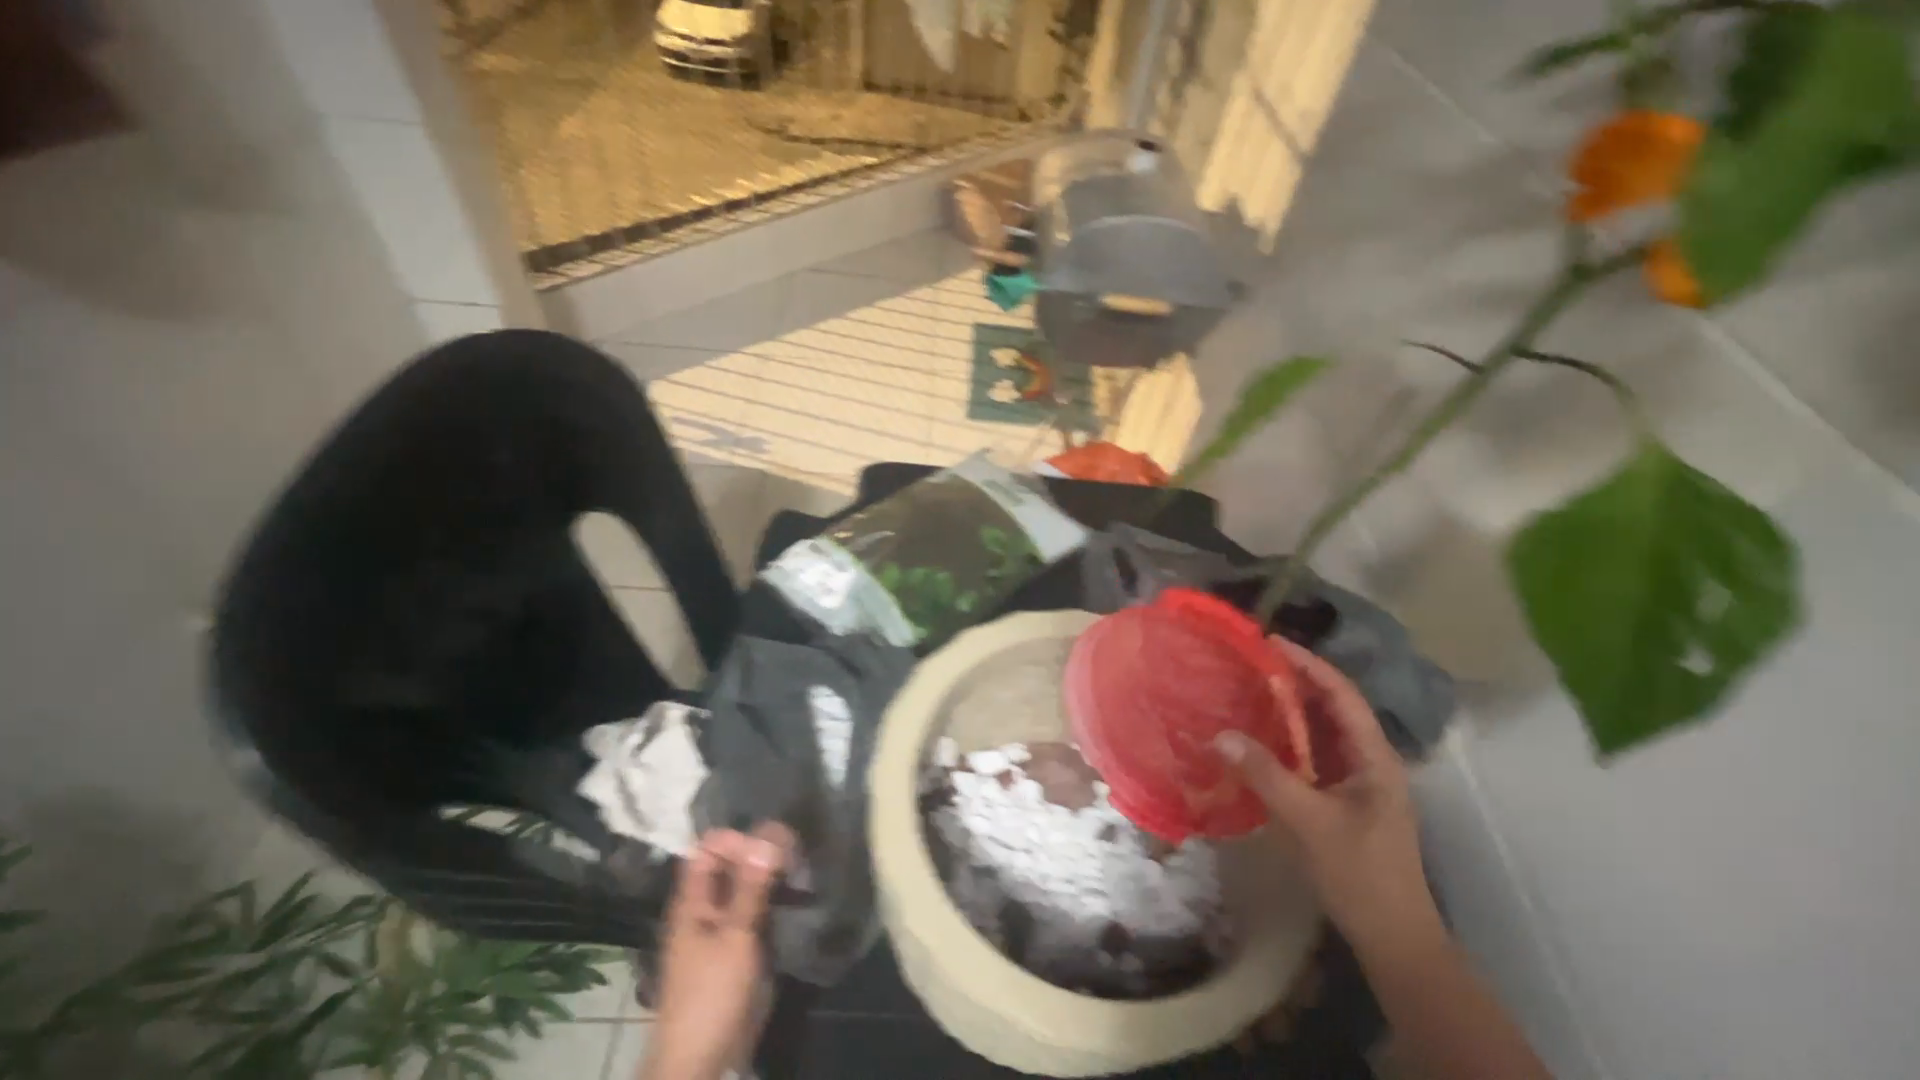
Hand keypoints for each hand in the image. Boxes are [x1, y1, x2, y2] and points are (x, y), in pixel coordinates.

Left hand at [643, 824, 790, 1079]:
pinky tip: (798, 901)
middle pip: (729, 868)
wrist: (700, 1057)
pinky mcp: (738, 953)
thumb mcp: (735, 936)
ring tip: (803, 871)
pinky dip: (774, 905)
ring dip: (770, 880)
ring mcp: (720, 933)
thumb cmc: (711, 993)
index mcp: (692, 902)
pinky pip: (755, 916)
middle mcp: (704, 911)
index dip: (738, 839)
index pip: (709, 850)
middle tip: (797, 852)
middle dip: (760, 856)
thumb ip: (751, 887)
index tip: (774, 841)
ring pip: (745, 892)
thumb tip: (766, 834)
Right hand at [1214, 640, 1440, 955]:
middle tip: (1250, 664)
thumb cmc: (1361, 875)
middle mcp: (1369, 761)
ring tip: (1248, 692)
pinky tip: (1259, 742)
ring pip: (1323, 734)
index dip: (1309, 664)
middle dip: (1296, 682)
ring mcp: (1358, 783)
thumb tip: (1220, 735)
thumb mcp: (1310, 822)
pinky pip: (1314, 760)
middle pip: (1333, 708)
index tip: (1271, 642)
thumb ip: (1267, 776)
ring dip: (1290, 713)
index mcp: (1375, 757)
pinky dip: (1288, 744)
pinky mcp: (1344, 803)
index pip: (1342, 694)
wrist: (1394, 936)